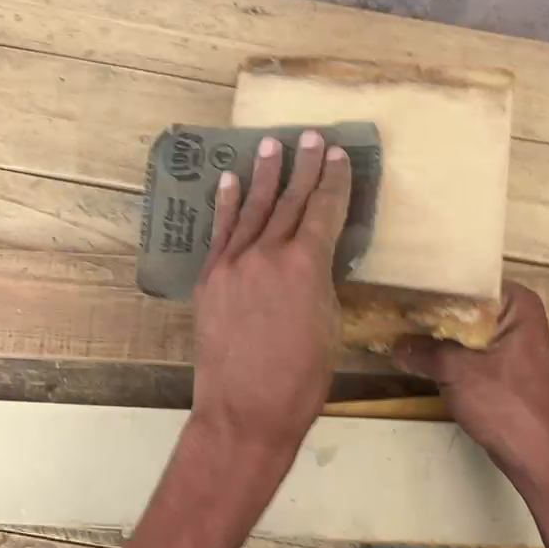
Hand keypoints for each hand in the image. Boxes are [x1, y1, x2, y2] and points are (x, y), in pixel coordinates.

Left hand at [190, 131, 352, 470]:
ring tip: (273, 144)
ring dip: (265, 175)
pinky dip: (228, 205)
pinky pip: (221, 233)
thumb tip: (317, 258)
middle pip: (289, 201)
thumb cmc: (301, 380)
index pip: (324, 210)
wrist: (244, 410)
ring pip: (253, 209)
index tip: (338, 155)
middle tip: (312, 137)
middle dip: (304, 168)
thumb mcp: (330, 326)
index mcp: (306, 266)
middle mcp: (267, 255)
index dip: (334, 181)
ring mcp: (233, 264)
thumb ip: (322, 282)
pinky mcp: (210, 279)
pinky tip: (232, 180)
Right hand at [392, 282, 548, 483]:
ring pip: (465, 328)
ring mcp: (511, 343)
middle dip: (432, 308)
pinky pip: (468, 349)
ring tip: (398, 323)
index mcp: (519, 305)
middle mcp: (518, 317)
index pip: (470, 280)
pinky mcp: (502, 367)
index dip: (436, 283)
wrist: (537, 457)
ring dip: (437, 333)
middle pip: (466, 304)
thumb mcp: (456, 372)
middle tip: (392, 303)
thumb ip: (423, 351)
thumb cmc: (506, 406)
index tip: (402, 283)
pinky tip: (416, 350)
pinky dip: (446, 351)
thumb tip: (393, 344)